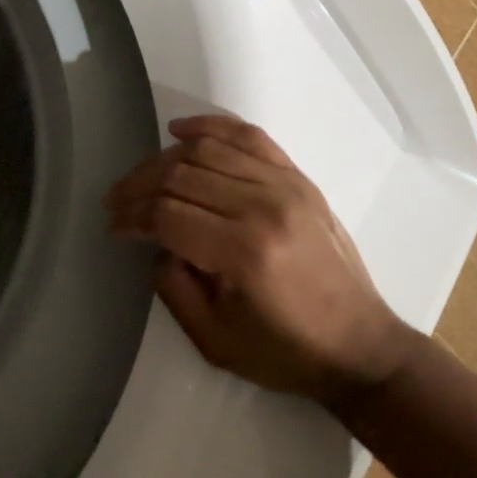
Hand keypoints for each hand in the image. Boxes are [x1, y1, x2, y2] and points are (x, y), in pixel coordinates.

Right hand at [105, 114, 418, 404]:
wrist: (362, 347)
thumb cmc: (286, 352)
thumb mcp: (215, 341)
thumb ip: (172, 288)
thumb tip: (156, 245)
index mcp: (244, 253)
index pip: (167, 214)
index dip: (131, 217)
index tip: (114, 228)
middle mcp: (263, 207)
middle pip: (180, 175)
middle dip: (137, 186)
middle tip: (116, 202)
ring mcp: (285, 186)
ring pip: (206, 150)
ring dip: (163, 158)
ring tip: (142, 177)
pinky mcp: (298, 178)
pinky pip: (248, 136)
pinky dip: (210, 125)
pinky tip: (180, 130)